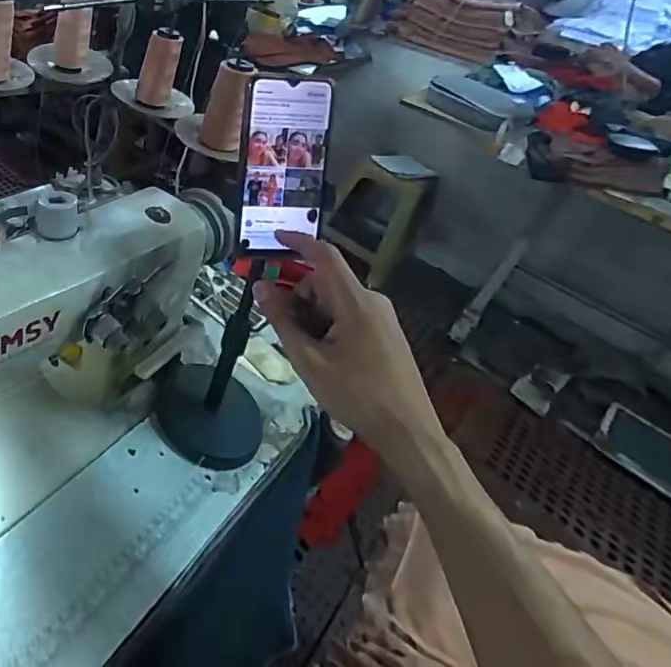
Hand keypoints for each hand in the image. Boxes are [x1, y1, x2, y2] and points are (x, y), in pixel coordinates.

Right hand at [253, 232, 441, 458]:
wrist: (410, 434)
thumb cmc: (358, 397)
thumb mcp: (310, 361)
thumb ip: (283, 321)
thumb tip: (261, 287)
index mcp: (356, 302)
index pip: (324, 255)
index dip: (297, 242)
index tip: (272, 237)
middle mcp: (372, 300)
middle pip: (325, 282)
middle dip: (299, 298)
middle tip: (285, 331)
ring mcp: (382, 317)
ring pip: (335, 301)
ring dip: (313, 317)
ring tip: (309, 355)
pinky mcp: (386, 332)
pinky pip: (349, 315)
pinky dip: (329, 326)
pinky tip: (326, 358)